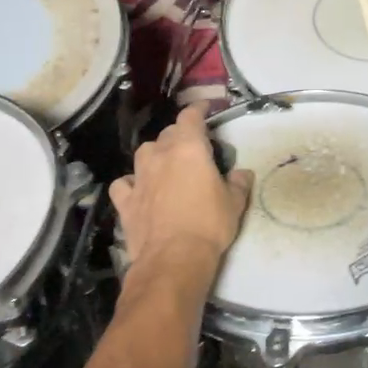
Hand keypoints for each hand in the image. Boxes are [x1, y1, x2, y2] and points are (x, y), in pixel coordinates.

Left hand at [110, 102, 253, 274]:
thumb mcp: (234, 203)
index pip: (190, 117)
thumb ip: (238, 183)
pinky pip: (125, 183)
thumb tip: (241, 173)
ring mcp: (139, 177)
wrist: (174, 258)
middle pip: (168, 133)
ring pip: (144, 152)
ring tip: (166, 165)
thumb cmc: (209, 224)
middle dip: (180, 135)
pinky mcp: (126, 201)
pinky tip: (139, 189)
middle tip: (194, 148)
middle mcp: (160, 155)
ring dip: (156, 154)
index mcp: (189, 148)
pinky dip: (132, 182)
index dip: (198, 110)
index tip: (205, 109)